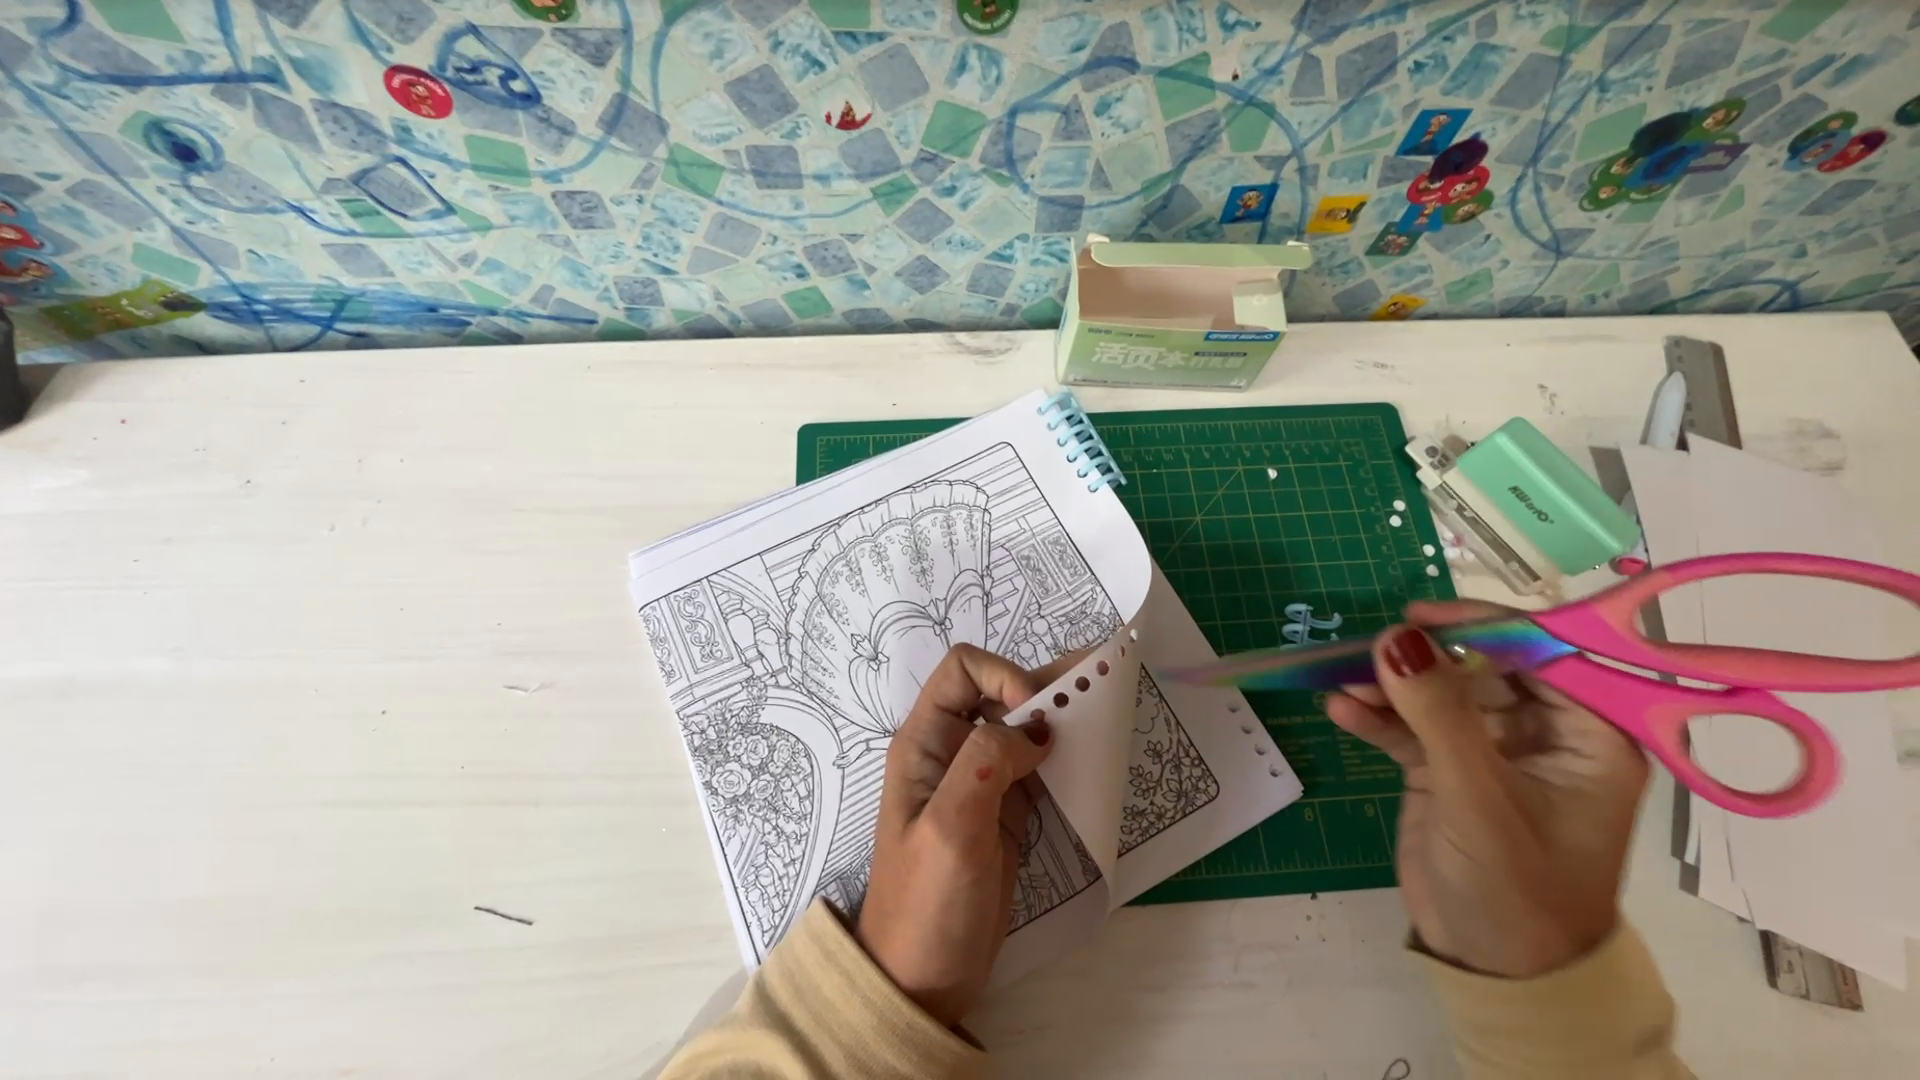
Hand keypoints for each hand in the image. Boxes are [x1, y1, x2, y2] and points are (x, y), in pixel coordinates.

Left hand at [856, 644, 1069, 1025]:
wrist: (923, 979)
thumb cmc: (926, 904)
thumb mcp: (949, 829)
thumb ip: (985, 765)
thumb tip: (1032, 730)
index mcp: (925, 742)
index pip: (962, 671)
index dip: (1002, 676)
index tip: (1036, 716)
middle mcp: (952, 750)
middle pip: (999, 692)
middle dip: (1045, 685)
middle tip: (1101, 685)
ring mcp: (981, 779)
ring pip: (1023, 726)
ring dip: (1061, 714)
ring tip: (1108, 705)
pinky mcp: (1006, 808)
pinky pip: (1038, 764)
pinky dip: (1066, 752)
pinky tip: (1095, 751)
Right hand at [1325, 601, 1649, 977]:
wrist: (1488, 965)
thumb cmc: (1514, 887)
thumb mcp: (1476, 797)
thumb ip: (1436, 713)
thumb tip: (1395, 635)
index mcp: (1587, 736)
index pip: (1543, 655)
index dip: (1483, 626)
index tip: (1417, 615)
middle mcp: (1542, 733)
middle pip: (1479, 667)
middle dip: (1423, 657)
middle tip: (1368, 651)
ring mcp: (1489, 750)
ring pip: (1437, 694)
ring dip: (1391, 686)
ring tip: (1345, 684)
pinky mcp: (1445, 769)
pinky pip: (1409, 727)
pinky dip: (1377, 717)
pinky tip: (1342, 710)